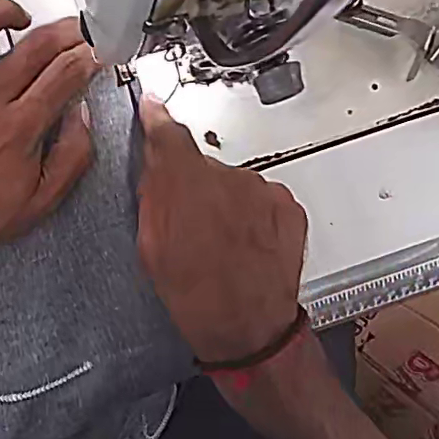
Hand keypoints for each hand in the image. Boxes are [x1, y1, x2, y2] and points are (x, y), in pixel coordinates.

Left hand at [0, 0, 99, 315]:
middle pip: (34, 44)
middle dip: (65, 32)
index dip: (87, 57)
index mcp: (17, 129)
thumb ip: (73, 157)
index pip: (64, 72)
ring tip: (19, 18)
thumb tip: (82, 116)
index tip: (91, 56)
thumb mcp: (40, 202)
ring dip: (4, 10)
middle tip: (72, 35)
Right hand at [136, 95, 308, 364]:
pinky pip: (258, 195)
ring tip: (219, 241)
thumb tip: (153, 166)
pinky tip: (242, 242)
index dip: (156, 119)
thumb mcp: (152, 249)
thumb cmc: (199, 299)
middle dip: (190, 183)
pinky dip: (248, 212)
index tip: (151, 107)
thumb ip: (151, 197)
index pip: (169, 134)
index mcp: (186, 188)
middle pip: (201, 163)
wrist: (248, 331)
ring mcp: (262, 192)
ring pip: (231, 180)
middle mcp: (229, 180)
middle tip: (187, 222)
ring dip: (222, 200)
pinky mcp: (287, 205)